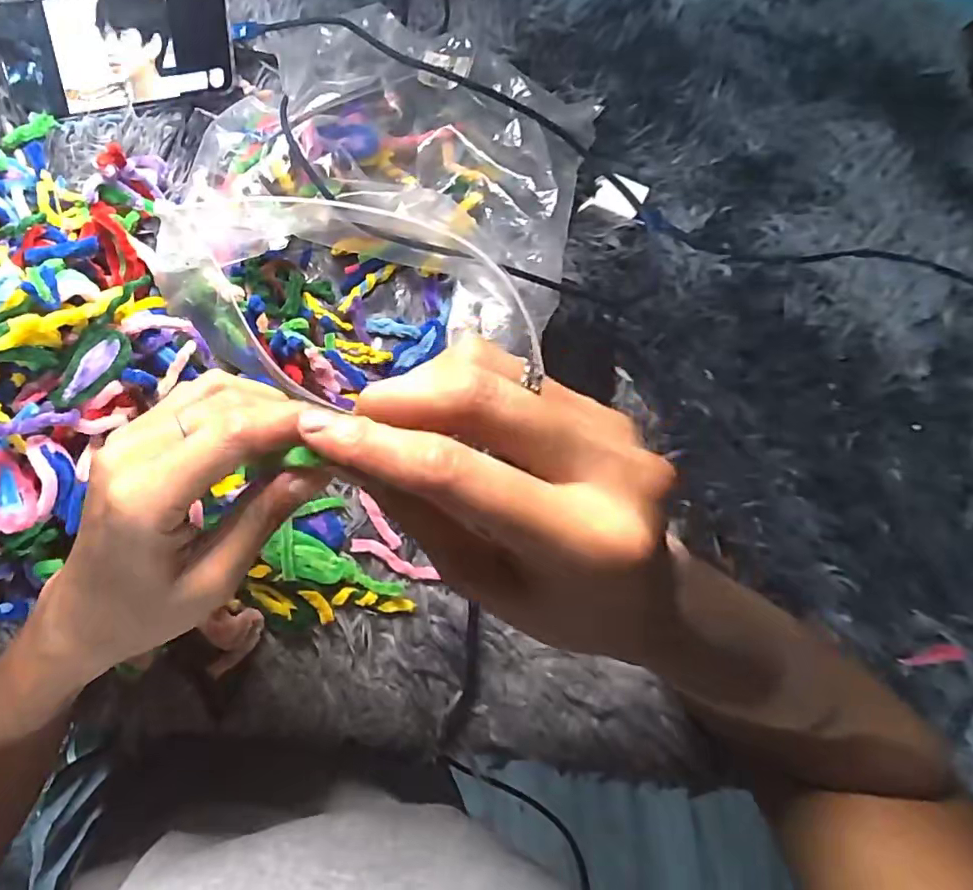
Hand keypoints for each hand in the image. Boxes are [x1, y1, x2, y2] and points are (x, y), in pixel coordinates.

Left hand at [23, 373, 325, 685]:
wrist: (80, 611)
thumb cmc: (144, 614)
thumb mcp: (212, 582)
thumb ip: (262, 518)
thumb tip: (315, 469)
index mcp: (145, 495)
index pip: (227, 434)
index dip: (284, 423)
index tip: (333, 428)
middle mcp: (128, 450)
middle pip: (217, 402)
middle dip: (277, 410)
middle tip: (322, 434)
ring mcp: (123, 435)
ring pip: (204, 391)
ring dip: (256, 401)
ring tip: (296, 431)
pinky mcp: (128, 433)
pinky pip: (188, 400)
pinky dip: (231, 405)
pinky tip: (258, 429)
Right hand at [294, 337, 679, 665]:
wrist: (660, 590)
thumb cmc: (562, 607)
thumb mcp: (479, 583)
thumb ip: (418, 514)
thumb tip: (348, 455)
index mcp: (582, 539)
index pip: (455, 471)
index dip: (376, 445)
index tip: (312, 430)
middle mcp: (609, 466)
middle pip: (475, 396)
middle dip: (396, 398)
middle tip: (353, 419)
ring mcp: (610, 422)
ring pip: (486, 368)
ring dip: (420, 383)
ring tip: (396, 419)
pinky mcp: (598, 398)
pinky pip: (505, 364)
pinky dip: (452, 377)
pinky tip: (442, 409)